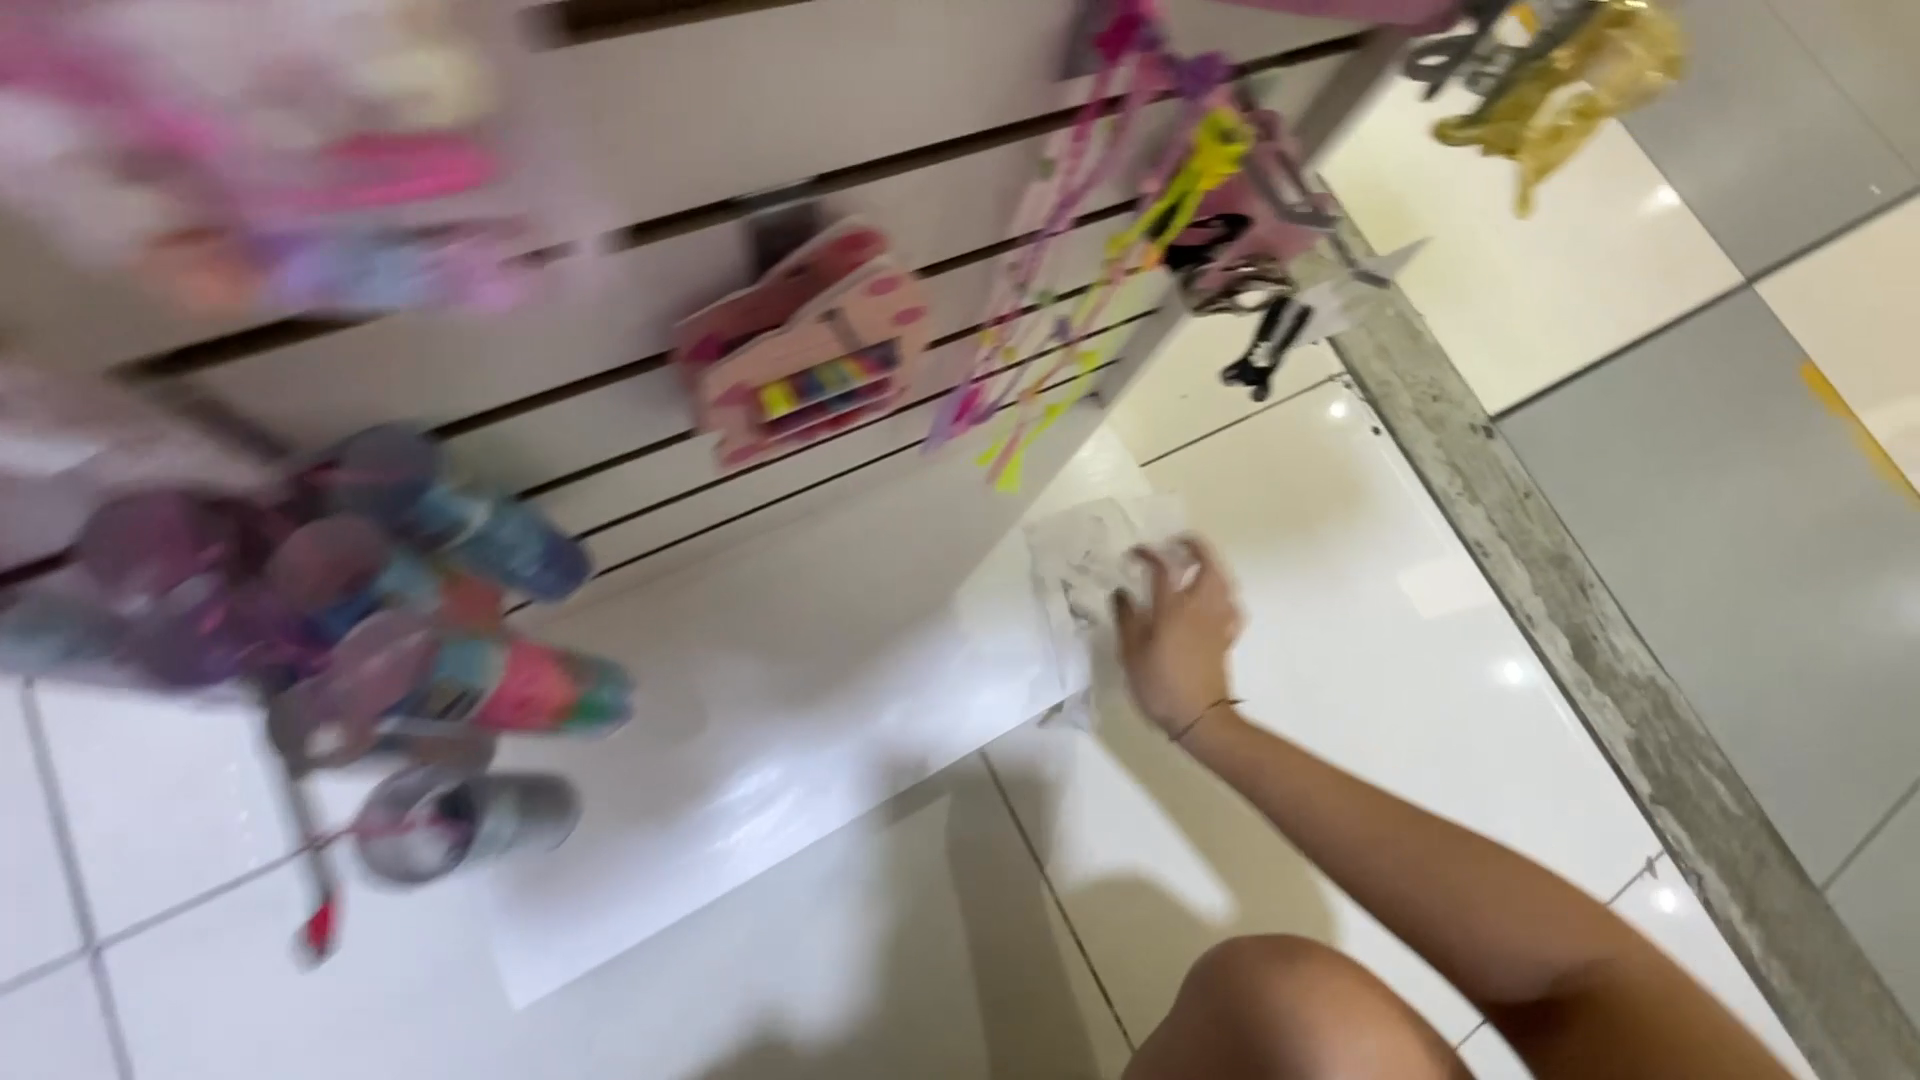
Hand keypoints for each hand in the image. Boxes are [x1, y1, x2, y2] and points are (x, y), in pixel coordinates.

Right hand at [1112, 535, 1243, 737]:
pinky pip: (1232, 606)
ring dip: (1212, 566)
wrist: (1199, 717)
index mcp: (1172, 609)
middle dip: (1195, 547)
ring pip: (1224, 581)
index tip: (1135, 553)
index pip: (1163, 568)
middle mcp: (1199, 608)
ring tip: (1196, 565)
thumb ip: (1127, 619)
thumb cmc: (1159, 685)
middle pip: (1207, 565)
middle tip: (1178, 543)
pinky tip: (1214, 600)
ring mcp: (1217, 621)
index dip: (1149, 554)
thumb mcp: (1131, 653)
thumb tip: (1122, 593)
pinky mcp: (1227, 637)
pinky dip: (1224, 595)